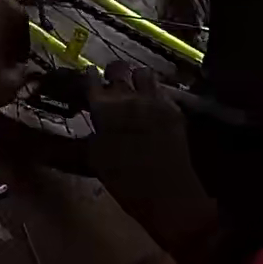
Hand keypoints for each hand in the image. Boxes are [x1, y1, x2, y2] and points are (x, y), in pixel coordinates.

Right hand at [86, 62, 219, 254]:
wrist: (168, 196)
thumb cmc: (125, 183)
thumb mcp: (96, 159)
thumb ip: (90, 134)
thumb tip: (89, 123)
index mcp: (104, 109)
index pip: (91, 78)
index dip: (88, 76)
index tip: (88, 78)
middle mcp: (129, 98)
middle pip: (118, 67)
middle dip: (113, 73)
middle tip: (111, 84)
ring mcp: (154, 101)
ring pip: (143, 72)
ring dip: (136, 78)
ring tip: (135, 91)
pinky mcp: (174, 109)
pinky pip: (162, 89)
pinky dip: (155, 93)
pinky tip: (152, 106)